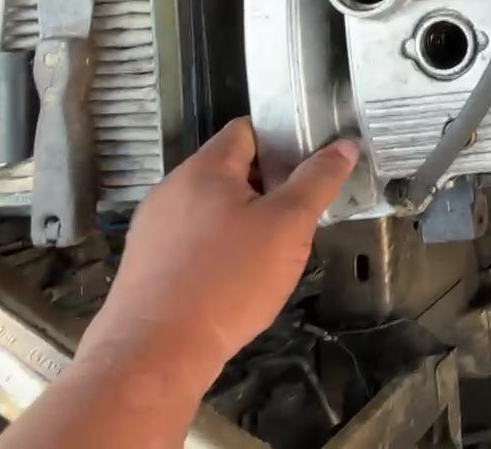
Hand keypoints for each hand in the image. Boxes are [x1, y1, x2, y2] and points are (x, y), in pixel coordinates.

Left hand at [74, 119, 357, 385]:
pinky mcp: (145, 267)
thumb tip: (345, 145)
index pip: (248, 129)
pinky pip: (195, 238)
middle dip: (272, 181)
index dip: (285, 137)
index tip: (315, 158)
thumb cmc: (227, 280)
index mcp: (203, 170)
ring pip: (214, 206)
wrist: (150, 361)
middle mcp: (171, 191)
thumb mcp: (289, 224)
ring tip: (278, 242)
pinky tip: (240, 274)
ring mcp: (152, 230)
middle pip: (232, 168)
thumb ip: (319, 179)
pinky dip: (222, 244)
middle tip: (304, 205)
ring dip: (248, 215)